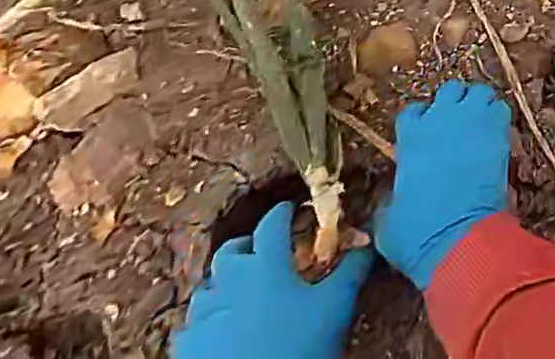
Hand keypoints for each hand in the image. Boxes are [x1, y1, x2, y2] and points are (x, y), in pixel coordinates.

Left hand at [172, 201, 373, 358]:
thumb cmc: (299, 346)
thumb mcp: (337, 304)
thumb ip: (353, 267)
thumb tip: (368, 241)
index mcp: (266, 265)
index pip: (271, 224)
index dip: (281, 213)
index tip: (291, 209)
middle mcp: (229, 284)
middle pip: (228, 253)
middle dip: (246, 246)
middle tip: (263, 251)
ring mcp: (203, 320)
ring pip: (206, 290)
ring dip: (224, 284)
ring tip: (243, 294)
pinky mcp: (187, 351)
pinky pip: (193, 327)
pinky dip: (209, 321)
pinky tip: (224, 332)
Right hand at [376, 79, 511, 286]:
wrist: (459, 237)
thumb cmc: (417, 233)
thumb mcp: (387, 218)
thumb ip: (389, 197)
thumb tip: (392, 196)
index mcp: (412, 137)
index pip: (412, 112)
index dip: (419, 121)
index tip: (424, 134)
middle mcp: (442, 120)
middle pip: (450, 89)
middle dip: (453, 102)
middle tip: (456, 123)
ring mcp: (473, 120)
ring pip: (479, 91)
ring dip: (478, 104)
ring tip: (478, 122)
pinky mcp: (499, 130)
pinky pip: (501, 108)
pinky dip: (498, 117)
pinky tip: (495, 133)